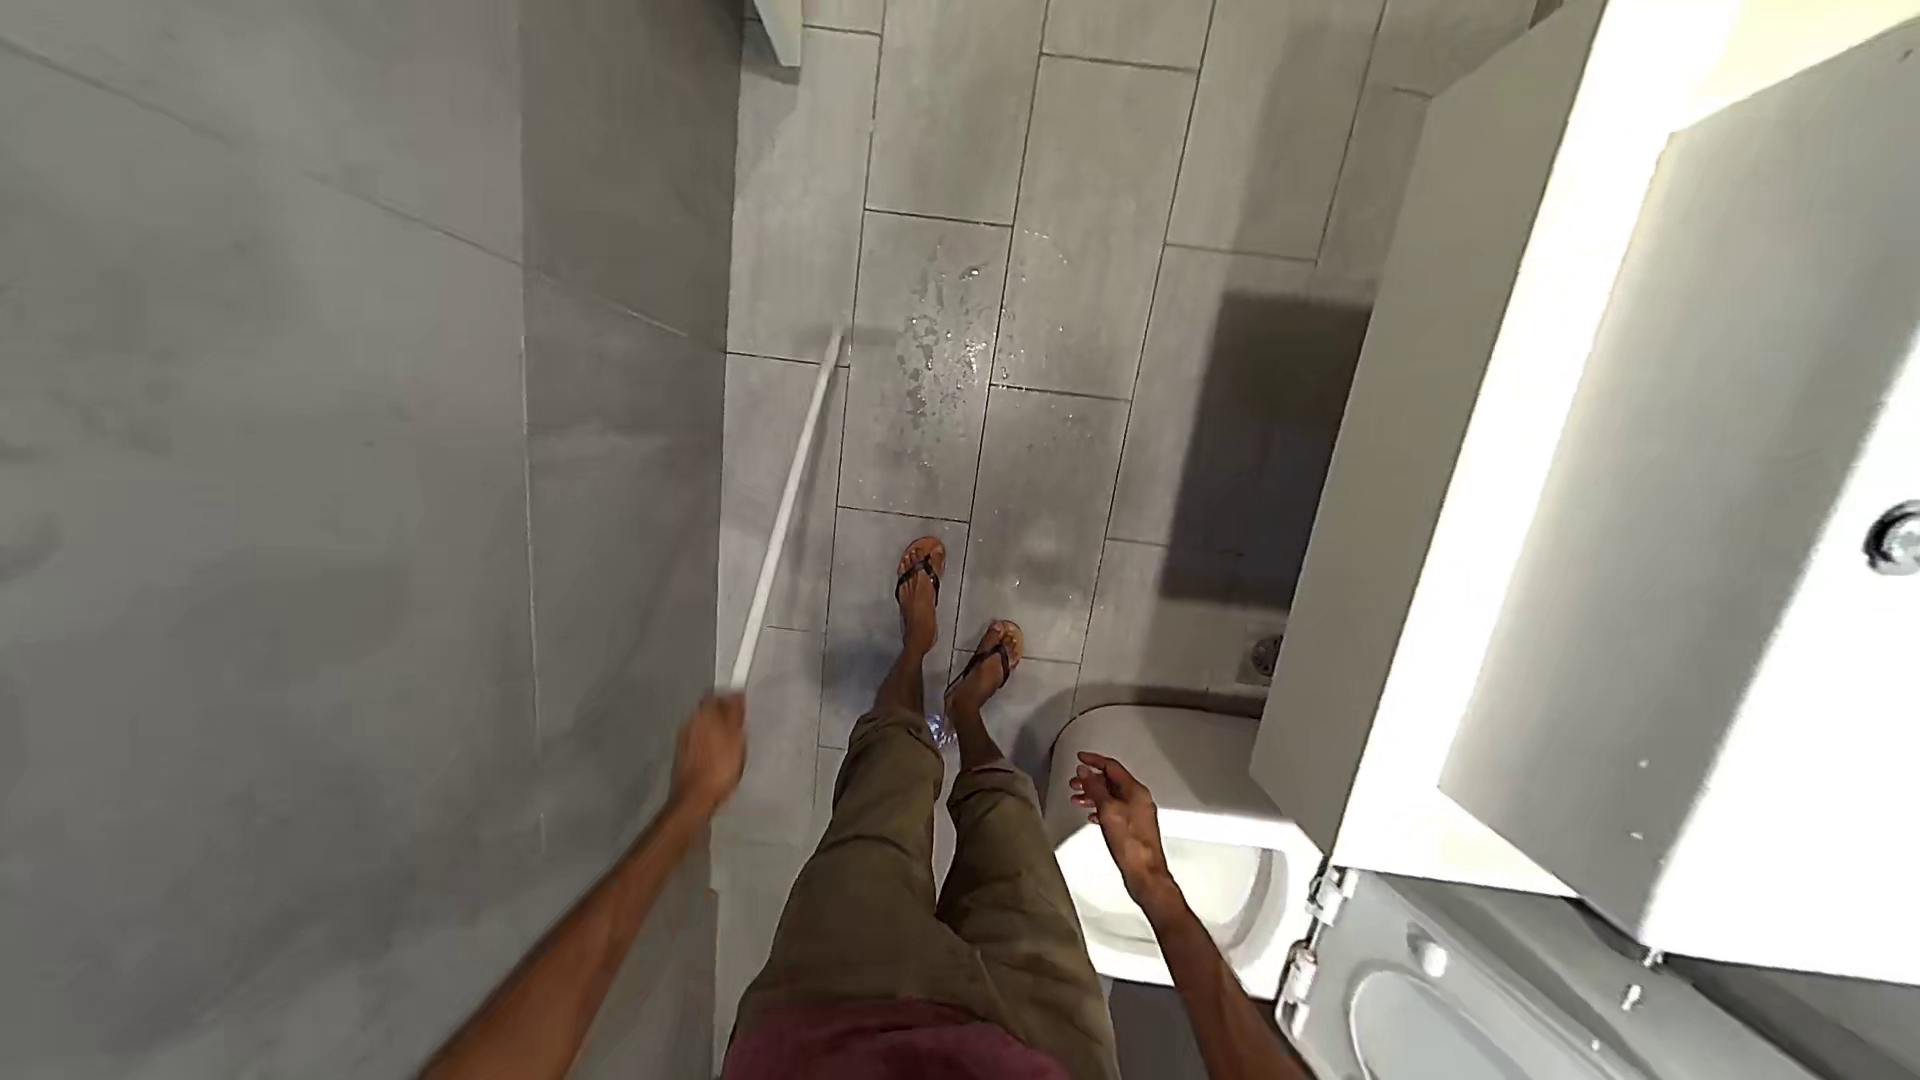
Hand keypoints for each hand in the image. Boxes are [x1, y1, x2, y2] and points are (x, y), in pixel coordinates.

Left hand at [672, 693, 746, 817]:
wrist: (695, 799)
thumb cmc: (720, 765)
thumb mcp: (736, 736)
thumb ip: (735, 712)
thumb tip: (735, 692)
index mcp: (703, 714)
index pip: (714, 694)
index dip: (728, 697)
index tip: (742, 706)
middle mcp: (689, 722)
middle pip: (708, 709)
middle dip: (722, 713)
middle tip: (740, 725)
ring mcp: (683, 740)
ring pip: (703, 726)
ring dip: (716, 730)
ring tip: (732, 743)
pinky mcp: (682, 756)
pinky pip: (699, 741)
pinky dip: (709, 744)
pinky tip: (719, 756)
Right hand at [1070, 751, 1180, 918]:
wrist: (1145, 875)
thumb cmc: (1132, 846)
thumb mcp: (1108, 810)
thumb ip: (1095, 788)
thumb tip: (1085, 771)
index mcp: (1136, 791)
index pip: (1112, 766)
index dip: (1094, 760)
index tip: (1081, 758)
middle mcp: (1139, 800)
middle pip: (1111, 781)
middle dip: (1091, 779)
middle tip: (1076, 780)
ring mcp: (1137, 814)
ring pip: (1112, 796)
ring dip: (1094, 794)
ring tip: (1078, 797)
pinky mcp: (1133, 827)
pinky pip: (1114, 809)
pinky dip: (1100, 808)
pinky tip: (1092, 815)